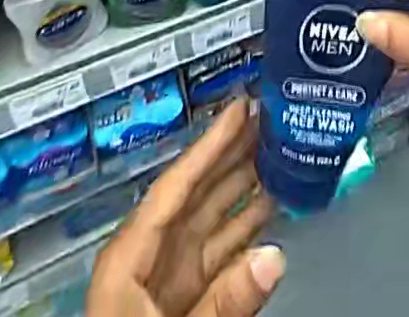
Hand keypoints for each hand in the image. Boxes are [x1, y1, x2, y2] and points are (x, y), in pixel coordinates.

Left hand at [87, 98, 283, 316]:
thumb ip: (224, 306)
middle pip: (196, 197)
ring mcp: (171, 282)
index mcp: (131, 258)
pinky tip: (270, 214)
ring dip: (244, 191)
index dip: (209, 146)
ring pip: (213, 224)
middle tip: (268, 120)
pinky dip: (246, 236)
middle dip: (231, 158)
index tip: (239, 111)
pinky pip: (221, 259)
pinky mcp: (189, 306)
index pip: (175, 188)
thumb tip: (275, 253)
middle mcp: (151, 259)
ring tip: (277, 155)